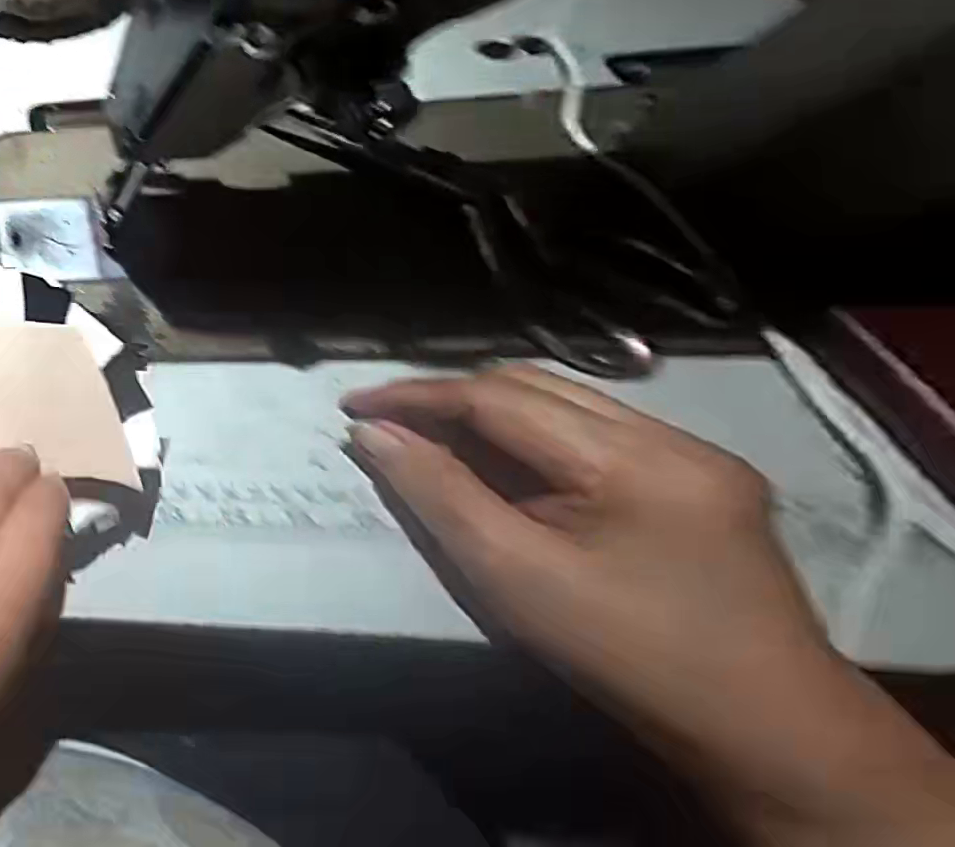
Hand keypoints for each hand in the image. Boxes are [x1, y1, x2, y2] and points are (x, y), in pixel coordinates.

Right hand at [343, 365, 954, 844]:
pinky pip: (582, 427)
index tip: (353, 405)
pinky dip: (520, 432)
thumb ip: (434, 490)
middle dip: (445, 397)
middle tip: (385, 422)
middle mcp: (672, 438)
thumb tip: (371, 432)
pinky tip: (493, 458)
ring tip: (426, 434)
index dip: (414, 396)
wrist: (766, 734)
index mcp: (636, 462)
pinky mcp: (693, 474)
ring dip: (480, 410)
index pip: (497, 399)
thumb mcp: (508, 572)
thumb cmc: (622, 653)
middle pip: (527, 385)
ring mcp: (691, 453)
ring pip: (554, 399)